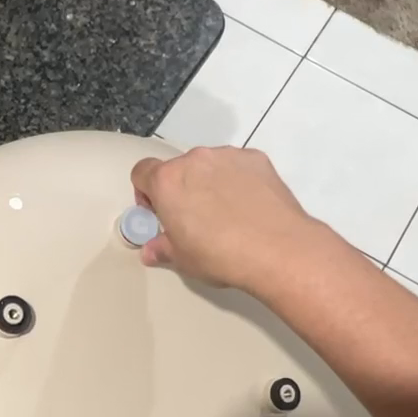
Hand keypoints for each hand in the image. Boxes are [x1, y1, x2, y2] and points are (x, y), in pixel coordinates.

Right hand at [130, 147, 327, 293]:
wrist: (276, 249)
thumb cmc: (219, 255)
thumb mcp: (182, 260)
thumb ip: (162, 249)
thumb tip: (152, 251)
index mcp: (167, 182)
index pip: (142, 172)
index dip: (145, 193)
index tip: (157, 213)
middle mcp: (195, 160)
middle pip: (177, 169)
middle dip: (180, 190)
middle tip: (192, 220)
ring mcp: (227, 156)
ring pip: (208, 166)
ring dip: (208, 184)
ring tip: (224, 215)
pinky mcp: (256, 159)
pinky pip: (237, 167)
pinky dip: (237, 182)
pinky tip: (247, 208)